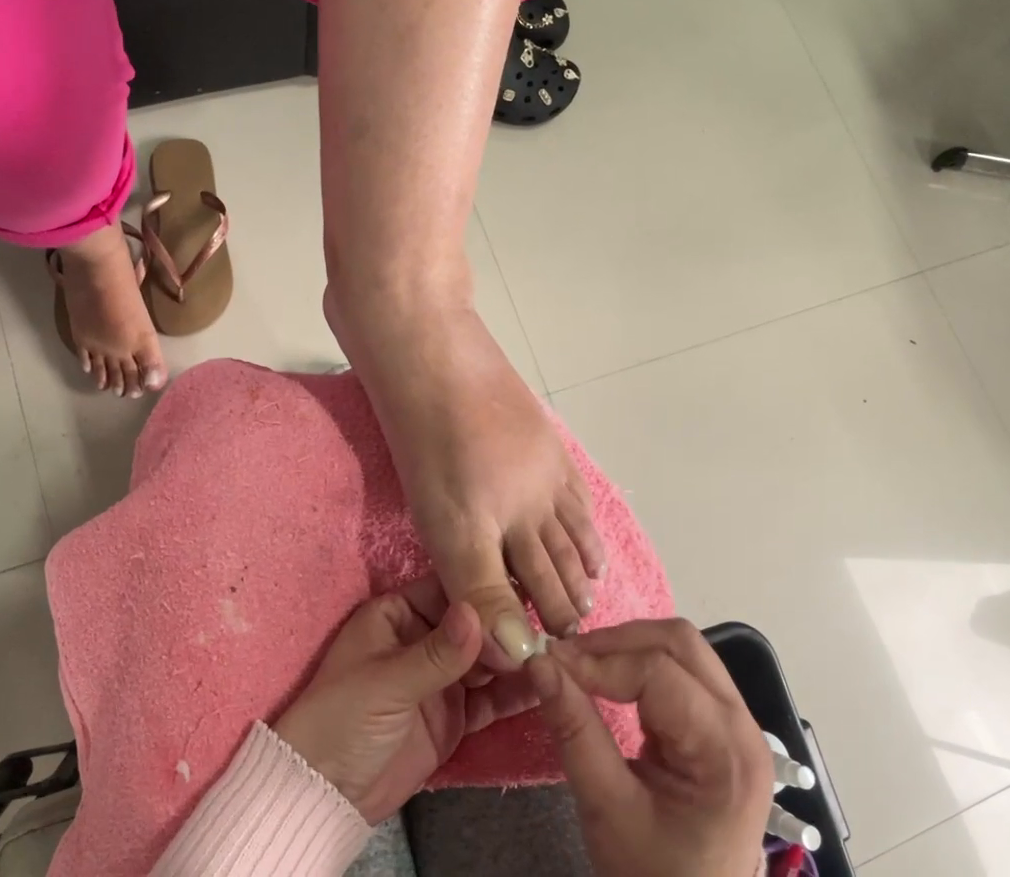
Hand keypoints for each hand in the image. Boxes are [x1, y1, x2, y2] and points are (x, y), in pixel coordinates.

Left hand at [273, 576, 537, 823]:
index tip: (531, 587)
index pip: (448, 590)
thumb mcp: (389, 682)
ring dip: (520, 660)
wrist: (326, 792)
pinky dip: (517, 695)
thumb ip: (438, 653)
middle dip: (511, 627)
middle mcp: (422, 638)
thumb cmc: (342, 719)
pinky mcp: (454, 715)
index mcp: (396, 614)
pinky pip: (491, 699)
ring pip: (489, 660)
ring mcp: (441, 678)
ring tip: (564, 656)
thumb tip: (480, 611)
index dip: (486, 589)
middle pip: (475, 625)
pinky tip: (550, 687)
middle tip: (558, 626)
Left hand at [346, 305, 606, 667]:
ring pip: (569, 533)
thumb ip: (475, 583)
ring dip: (580, 568)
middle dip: (565, 605)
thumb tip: (518, 650)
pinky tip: (586, 532)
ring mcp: (542, 468)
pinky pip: (575, 495)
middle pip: (556, 566)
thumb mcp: (438, 519)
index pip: (530, 594)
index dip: (541, 628)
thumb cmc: (419, 435)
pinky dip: (584, 524)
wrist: (429, 347)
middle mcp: (533, 504)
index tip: (552, 662)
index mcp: (501, 530)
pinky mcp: (542, 439)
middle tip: (580, 638)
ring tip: (591, 593)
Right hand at [526, 620, 772, 876]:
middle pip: (680, 643)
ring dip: (628, 648)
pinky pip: (682, 671)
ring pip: (682, 649)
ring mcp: (738, 726)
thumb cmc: (653, 874)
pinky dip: (640, 665)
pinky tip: (607, 682)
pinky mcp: (722, 728)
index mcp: (725, 752)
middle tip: (565, 660)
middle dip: (616, 642)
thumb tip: (538, 663)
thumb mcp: (607, 807)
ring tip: (581, 668)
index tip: (547, 664)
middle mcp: (744, 727)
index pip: (657, 673)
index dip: (597, 661)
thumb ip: (574, 731)